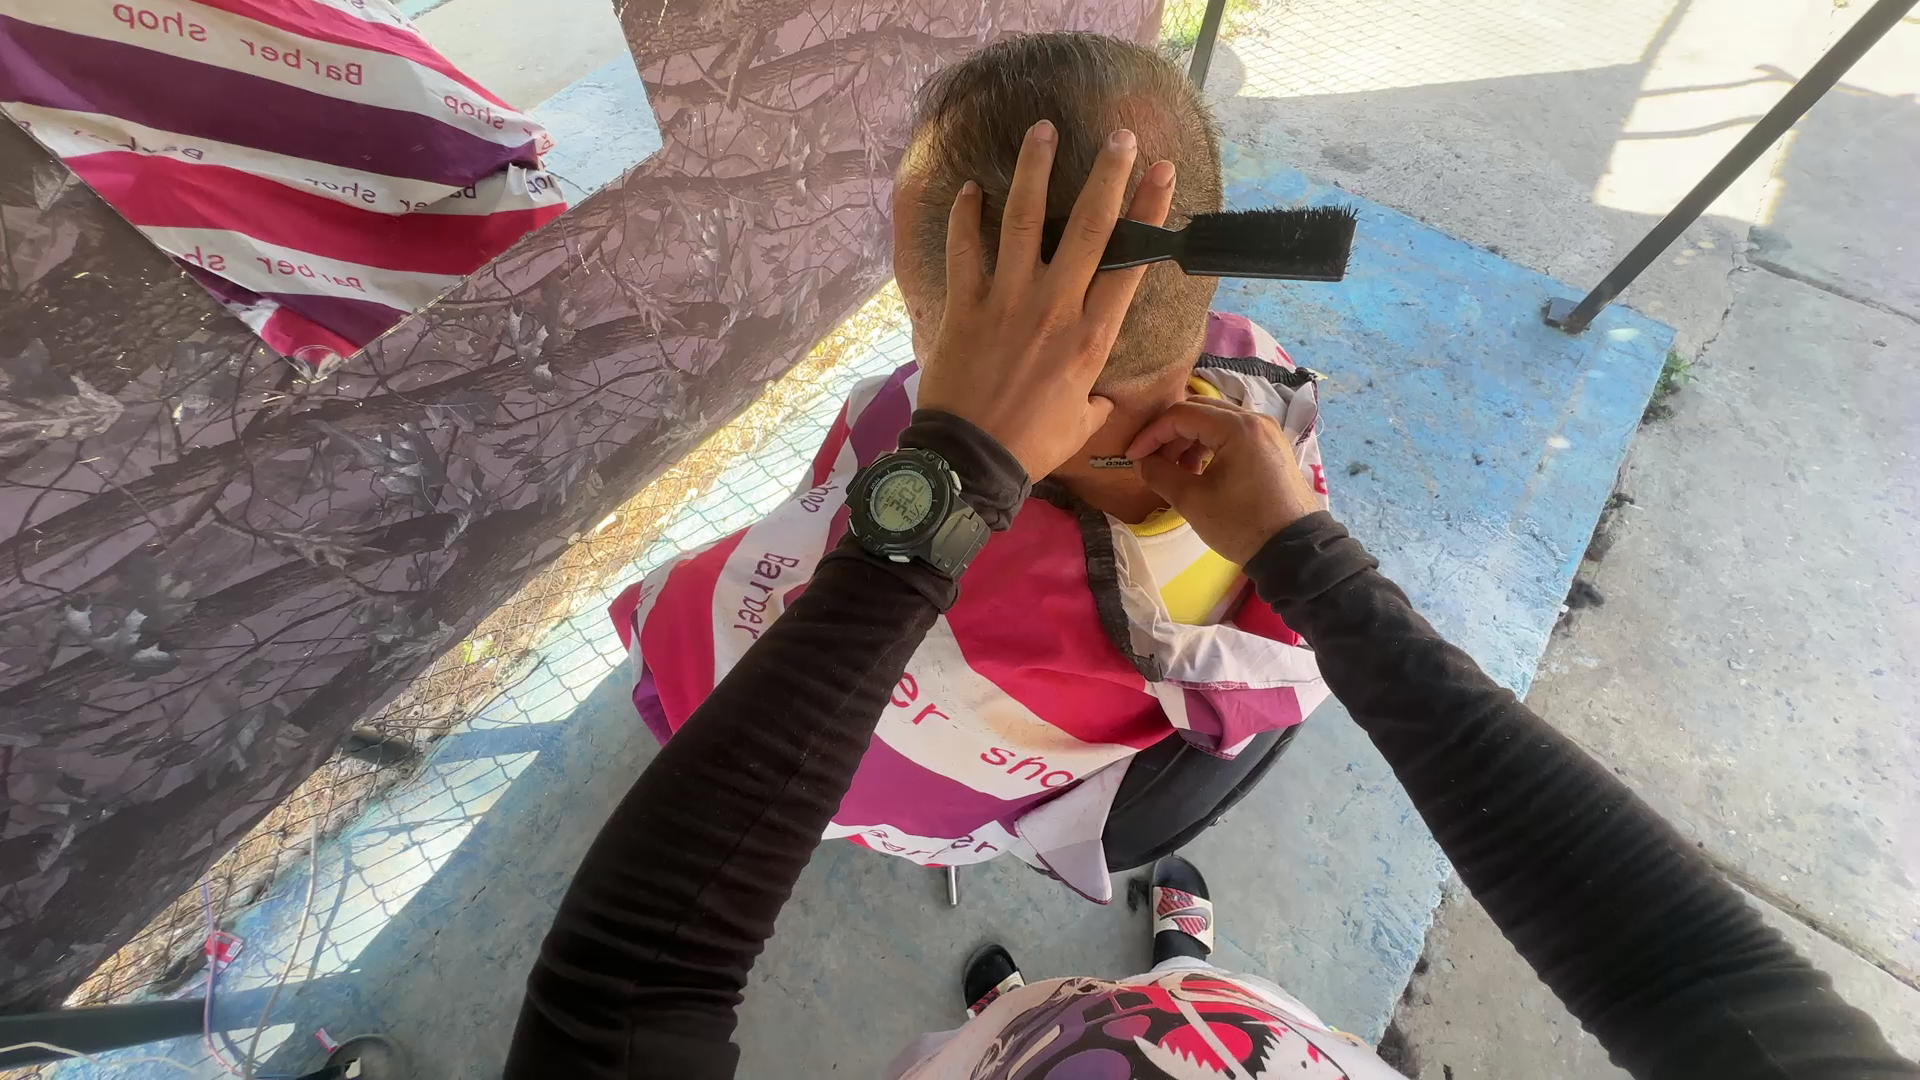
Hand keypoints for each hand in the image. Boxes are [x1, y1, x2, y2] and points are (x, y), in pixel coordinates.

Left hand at [916, 121, 1175, 478]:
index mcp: (1089, 340)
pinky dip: (965, 218)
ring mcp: (1006, 302)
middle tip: (1119, 137)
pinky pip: (964, 251)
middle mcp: (1054, 308)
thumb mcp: (1080, 427)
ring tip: (1041, 131)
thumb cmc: (1029, 446)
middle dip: (1107, 177)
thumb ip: (1097, 402)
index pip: (1127, 266)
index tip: (1162, 173)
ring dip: (1033, 172)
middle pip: (1086, 229)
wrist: (970, 459)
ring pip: (1023, 222)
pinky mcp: (965, 306)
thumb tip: (1104, 396)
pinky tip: (970, 189)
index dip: (1149, 214)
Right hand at [1125, 398, 1321, 564]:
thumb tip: (1140, 461)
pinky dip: (1209, 445)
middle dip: (1169, 434)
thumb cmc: (1241, 524)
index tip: (1133, 457)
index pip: (1180, 415)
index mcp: (1236, 428)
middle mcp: (1255, 420)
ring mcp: (1267, 432)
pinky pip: (1233, 433)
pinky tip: (1200, 471)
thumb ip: (1159, 474)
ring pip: (1216, 421)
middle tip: (1152, 460)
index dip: (1151, 434)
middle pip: (1198, 411)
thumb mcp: (1191, 501)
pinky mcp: (1272, 446)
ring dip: (1188, 440)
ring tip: (1176, 470)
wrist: (1295, 550)